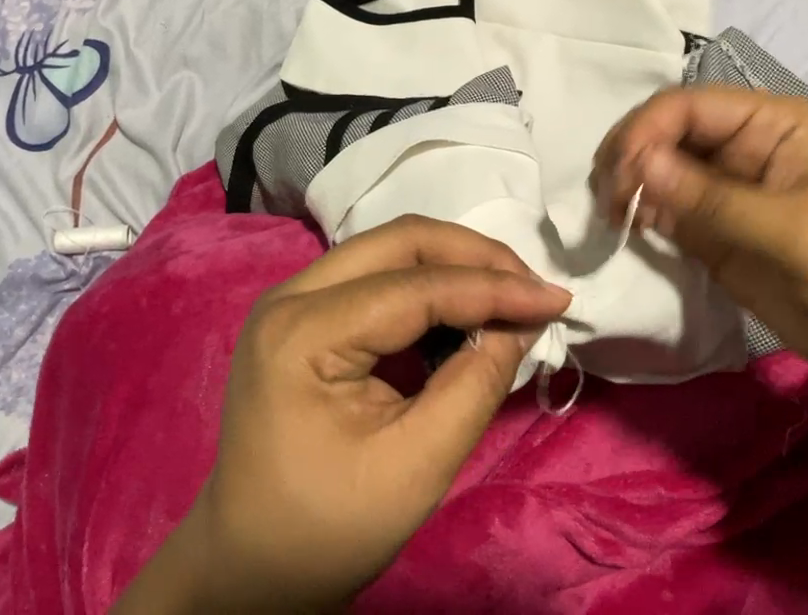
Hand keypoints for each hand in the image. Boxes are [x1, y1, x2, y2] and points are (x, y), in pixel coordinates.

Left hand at [116, 215, 571, 613]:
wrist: (251, 564)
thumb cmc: (327, 527)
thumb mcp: (415, 466)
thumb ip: (474, 385)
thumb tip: (520, 322)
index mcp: (302, 333)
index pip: (413, 287)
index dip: (491, 287)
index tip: (556, 298)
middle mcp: (289, 296)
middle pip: (398, 244)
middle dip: (474, 257)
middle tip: (532, 288)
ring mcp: (291, 300)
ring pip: (388, 252)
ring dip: (453, 266)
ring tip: (509, 297)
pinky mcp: (303, 315)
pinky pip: (376, 278)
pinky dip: (428, 286)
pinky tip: (464, 312)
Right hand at [591, 88, 807, 374]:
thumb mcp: (795, 230)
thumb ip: (710, 198)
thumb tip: (635, 163)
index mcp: (773, 124)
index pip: (688, 106)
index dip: (645, 131)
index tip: (618, 176)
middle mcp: (745, 150)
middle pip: (667, 135)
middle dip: (630, 158)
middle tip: (606, 201)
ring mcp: (731, 195)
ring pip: (661, 175)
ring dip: (630, 190)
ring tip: (609, 220)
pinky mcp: (722, 238)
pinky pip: (670, 216)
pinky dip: (643, 221)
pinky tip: (627, 234)